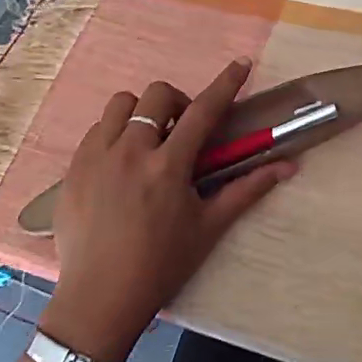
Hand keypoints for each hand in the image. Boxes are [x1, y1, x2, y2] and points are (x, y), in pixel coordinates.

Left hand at [40, 58, 296, 361]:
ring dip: (141, 114)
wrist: (100, 296)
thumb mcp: (209, 227)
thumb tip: (287, 167)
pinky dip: (114, 135)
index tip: (240, 65)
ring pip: (120, 106)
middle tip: (182, 132)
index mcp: (168, 166)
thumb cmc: (162, 264)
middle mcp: (130, 151)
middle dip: (175, 103)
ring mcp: (96, 157)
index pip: (203, 111)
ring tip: (148, 143)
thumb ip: (247, 190)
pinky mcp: (73, 168)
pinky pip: (96, 131)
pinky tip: (121, 165)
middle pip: (155, 96)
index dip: (225, 84)